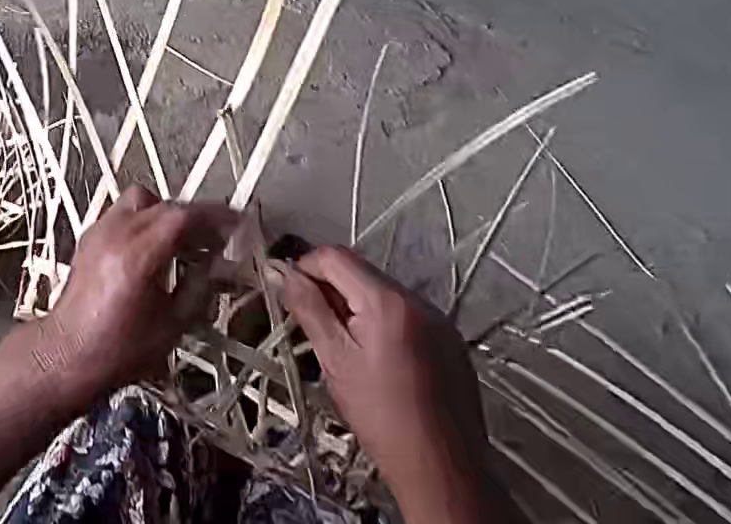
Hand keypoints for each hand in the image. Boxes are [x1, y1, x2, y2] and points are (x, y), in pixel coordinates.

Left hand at [29, 187, 239, 405]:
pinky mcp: (91, 235)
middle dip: (196, 218)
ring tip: (183, 243)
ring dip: (168, 213)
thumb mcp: (172, 326)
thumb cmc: (118, 350)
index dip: (214, 217)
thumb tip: (223, 266)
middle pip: (166, 205)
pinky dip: (146, 218)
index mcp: (138, 254)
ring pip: (143, 199)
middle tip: (215, 240)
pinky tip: (155, 248)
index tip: (235, 223)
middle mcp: (117, 232)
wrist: (65, 357)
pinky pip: (124, 211)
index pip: (183, 216)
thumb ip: (201, 288)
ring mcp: (100, 229)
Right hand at [274, 246, 489, 510]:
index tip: (291, 291)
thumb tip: (282, 271)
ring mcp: (437, 318)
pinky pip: (404, 311)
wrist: (444, 474)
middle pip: (359, 271)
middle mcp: (416, 299)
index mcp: (387, 301)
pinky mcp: (448, 338)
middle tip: (314, 323)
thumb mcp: (335, 360)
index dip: (305, 266)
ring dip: (355, 303)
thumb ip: (308, 308)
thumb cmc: (384, 420)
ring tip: (344, 345)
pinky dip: (382, 320)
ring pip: (380, 290)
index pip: (335, 256)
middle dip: (330, 287)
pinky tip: (377, 357)